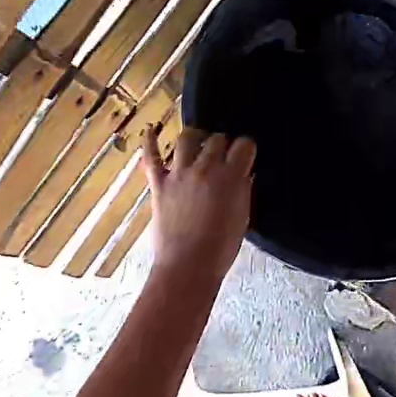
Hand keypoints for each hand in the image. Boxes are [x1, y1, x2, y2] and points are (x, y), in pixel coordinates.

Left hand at [142, 130, 254, 283]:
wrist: (188, 266)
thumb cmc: (221, 248)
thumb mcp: (242, 217)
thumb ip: (243, 190)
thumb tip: (243, 174)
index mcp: (231, 177)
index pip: (244, 145)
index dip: (246, 149)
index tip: (245, 155)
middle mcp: (205, 169)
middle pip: (216, 139)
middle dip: (222, 144)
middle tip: (223, 155)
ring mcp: (179, 174)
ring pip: (187, 139)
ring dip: (195, 137)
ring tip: (198, 141)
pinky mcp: (159, 184)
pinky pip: (151, 157)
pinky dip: (149, 141)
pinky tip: (150, 130)